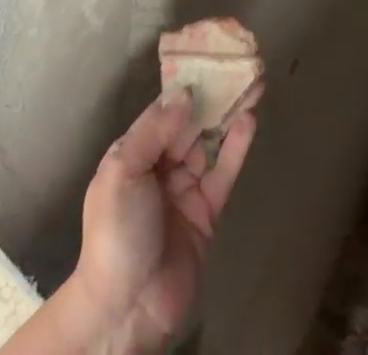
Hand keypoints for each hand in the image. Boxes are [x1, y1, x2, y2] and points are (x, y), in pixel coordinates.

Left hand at [66, 92, 257, 351]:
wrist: (128, 304)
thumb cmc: (117, 231)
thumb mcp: (124, 171)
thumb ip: (153, 131)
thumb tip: (181, 95)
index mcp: (130, 154)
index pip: (159, 113)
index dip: (182, 89)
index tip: (205, 62)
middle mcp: (157, 167)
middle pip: (187, 127)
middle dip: (210, 99)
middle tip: (236, 69)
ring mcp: (183, 191)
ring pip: (209, 146)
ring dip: (227, 118)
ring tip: (251, 86)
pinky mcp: (206, 214)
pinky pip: (222, 174)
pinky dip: (235, 149)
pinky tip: (248, 122)